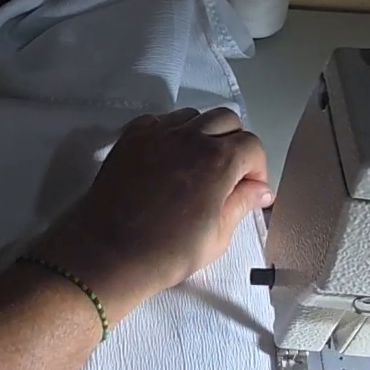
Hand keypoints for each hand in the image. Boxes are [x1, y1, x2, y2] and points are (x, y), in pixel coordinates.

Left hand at [32, 107, 269, 318]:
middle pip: (226, 120)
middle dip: (235, 143)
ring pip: (193, 115)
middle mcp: (190, 137)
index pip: (252, 145)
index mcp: (218, 160)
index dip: (257, 168)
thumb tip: (260, 189)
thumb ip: (242, 204)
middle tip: (229, 173)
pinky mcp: (131, 137)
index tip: (250, 189)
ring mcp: (157, 133)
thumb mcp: (218, 236)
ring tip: (198, 163)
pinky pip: (160, 120)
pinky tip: (169, 157)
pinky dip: (172, 132)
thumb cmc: (167, 253)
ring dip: (204, 133)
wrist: (108, 253)